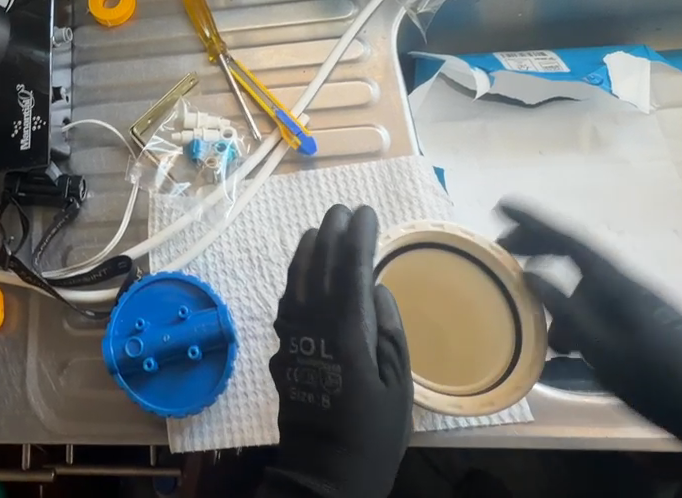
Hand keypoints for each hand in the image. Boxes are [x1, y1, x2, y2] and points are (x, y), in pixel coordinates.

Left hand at [262, 204, 408, 497]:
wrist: (322, 472)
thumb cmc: (371, 436)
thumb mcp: (398, 390)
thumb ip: (389, 334)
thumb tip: (375, 288)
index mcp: (346, 331)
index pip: (350, 268)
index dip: (358, 236)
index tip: (367, 213)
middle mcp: (313, 322)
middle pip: (319, 265)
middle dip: (331, 233)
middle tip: (344, 209)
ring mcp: (293, 332)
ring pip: (296, 278)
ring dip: (308, 248)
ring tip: (320, 228)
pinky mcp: (282, 346)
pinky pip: (287, 297)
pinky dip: (295, 275)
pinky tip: (302, 268)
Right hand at [497, 203, 681, 497]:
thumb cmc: (664, 383)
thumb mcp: (602, 350)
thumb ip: (564, 310)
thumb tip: (529, 273)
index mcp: (616, 284)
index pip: (568, 240)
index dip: (533, 222)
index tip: (502, 206)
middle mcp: (630, 286)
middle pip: (577, 255)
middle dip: (540, 248)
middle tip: (505, 253)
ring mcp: (644, 306)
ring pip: (589, 286)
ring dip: (559, 293)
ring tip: (540, 326)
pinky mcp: (654, 328)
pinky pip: (602, 306)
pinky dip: (578, 314)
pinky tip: (573, 346)